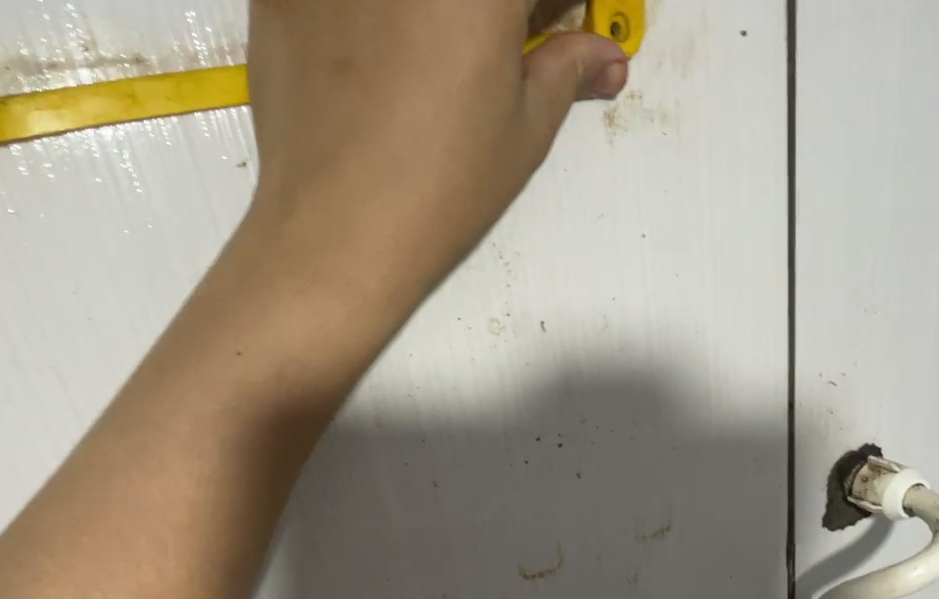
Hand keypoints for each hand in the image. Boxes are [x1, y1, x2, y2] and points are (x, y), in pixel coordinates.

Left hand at [242, 0, 628, 304]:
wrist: (333, 236)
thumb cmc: (440, 189)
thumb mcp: (522, 132)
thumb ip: (564, 71)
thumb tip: (604, 56)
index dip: (558, 5)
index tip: (555, 25)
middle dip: (500, 12)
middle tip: (497, 48)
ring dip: (431, 19)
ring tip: (428, 66)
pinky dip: (368, 20)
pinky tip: (369, 65)